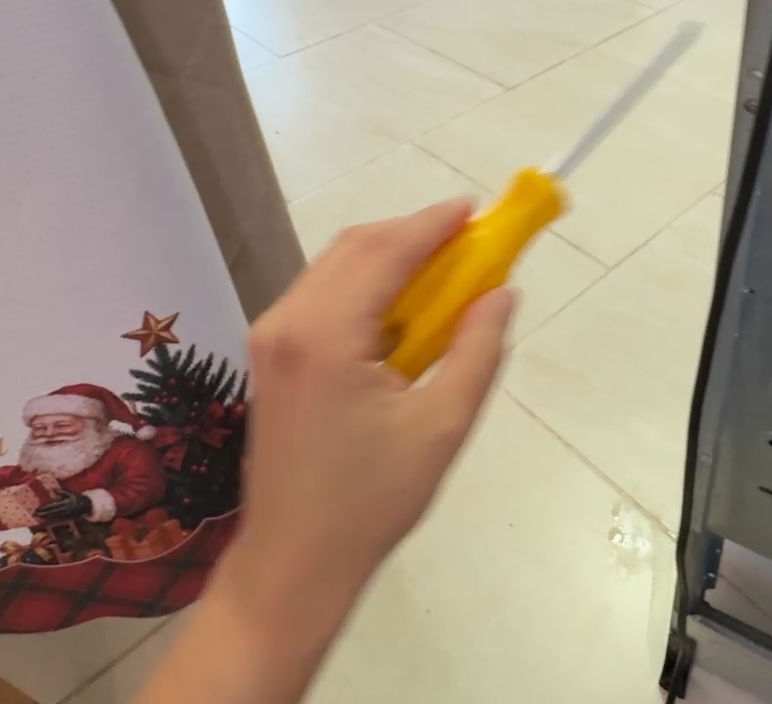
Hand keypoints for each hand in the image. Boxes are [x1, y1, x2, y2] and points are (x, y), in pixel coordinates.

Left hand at [35, 492, 91, 520]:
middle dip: (42, 513)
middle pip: (51, 512)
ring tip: (36, 516)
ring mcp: (64, 514)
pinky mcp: (64, 517)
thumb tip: (52, 489)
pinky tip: (43, 519)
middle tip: (34, 513)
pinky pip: (55, 519)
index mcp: (66, 502)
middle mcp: (64, 509)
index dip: (45, 507)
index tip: (37, 508)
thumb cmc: (77, 498)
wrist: (86, 506)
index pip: (53, 505)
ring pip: (52, 516)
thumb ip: (62, 492)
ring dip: (44, 516)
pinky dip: (48, 519)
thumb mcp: (71, 493)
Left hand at [136, 200, 514, 703]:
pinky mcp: (269, 353)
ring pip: (335, 264)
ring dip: (388, 254)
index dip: (434, 223)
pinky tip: (399, 307)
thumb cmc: (372, 500)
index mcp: (326, 335)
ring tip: (441, 270)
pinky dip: (364, 281)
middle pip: (356, 246)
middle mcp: (287, 321)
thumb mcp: (443, 426)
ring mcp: (270, 335)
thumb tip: (502, 292)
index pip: (386, 252)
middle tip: (467, 240)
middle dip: (413, 232)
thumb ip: (478, 350)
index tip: (476, 209)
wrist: (293, 562)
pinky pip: (322, 291)